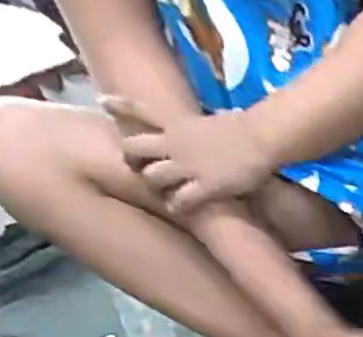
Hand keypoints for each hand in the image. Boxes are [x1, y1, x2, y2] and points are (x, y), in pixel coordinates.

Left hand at [102, 95, 274, 215]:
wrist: (259, 139)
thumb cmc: (245, 129)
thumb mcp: (214, 122)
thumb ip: (203, 130)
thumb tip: (212, 133)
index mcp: (178, 123)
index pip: (141, 109)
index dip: (119, 106)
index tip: (104, 102)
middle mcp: (175, 143)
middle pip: (134, 147)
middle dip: (132, 160)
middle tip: (140, 170)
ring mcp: (188, 166)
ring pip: (153, 177)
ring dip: (155, 187)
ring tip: (164, 195)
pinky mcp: (206, 187)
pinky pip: (181, 200)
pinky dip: (177, 206)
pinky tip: (180, 209)